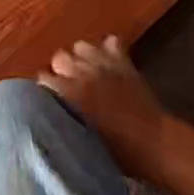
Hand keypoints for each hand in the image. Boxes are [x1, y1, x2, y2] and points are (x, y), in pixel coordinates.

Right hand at [37, 36, 167, 157]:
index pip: (43, 79)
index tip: (48, 101)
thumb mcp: (76, 139)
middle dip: (60, 71)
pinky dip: (107, 51)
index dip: (45, 90)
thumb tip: (50, 112)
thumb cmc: (111, 152)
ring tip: (86, 74)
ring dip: (81, 59)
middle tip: (67, 88)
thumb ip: (61, 119)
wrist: (150, 141)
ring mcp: (104, 63)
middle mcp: (82, 72)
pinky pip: (110, 42)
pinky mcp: (123, 60)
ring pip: (81, 46)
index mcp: (67, 94)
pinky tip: (107, 65)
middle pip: (59, 57)